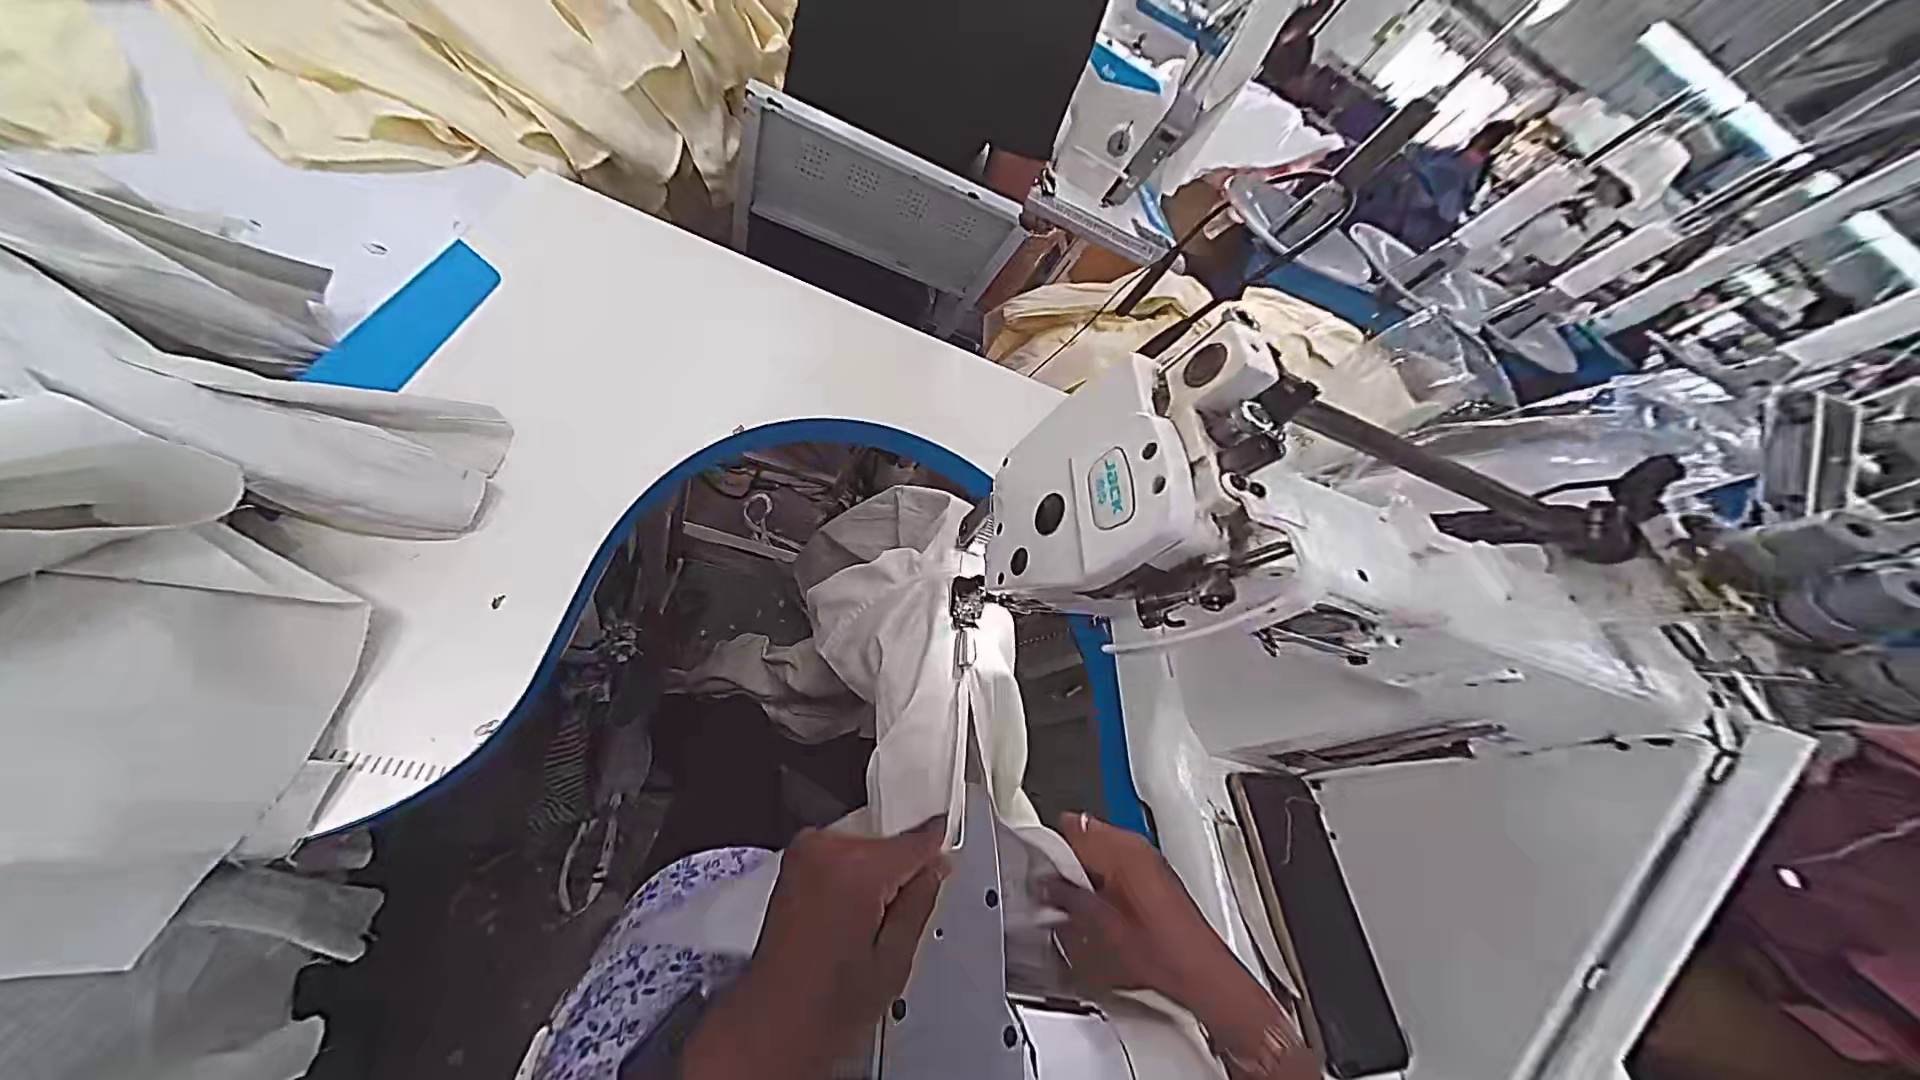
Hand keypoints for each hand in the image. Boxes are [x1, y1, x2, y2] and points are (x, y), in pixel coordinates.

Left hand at [680, 819, 948, 1079]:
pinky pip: (841, 848)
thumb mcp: (894, 960)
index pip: (915, 839)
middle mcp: (827, 849)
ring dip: (873, 868)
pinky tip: (845, 911)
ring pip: (865, 841)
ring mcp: (806, 850)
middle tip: (896, 909)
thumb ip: (921, 900)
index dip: (936, 843)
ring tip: (863, 919)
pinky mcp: (795, 857)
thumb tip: (935, 867)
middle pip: (888, 840)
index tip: (946, 843)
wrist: (771, 1021)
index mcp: (857, 870)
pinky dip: (850, 870)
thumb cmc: (820, 1005)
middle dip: (900, 866)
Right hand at [1043, 813, 1311, 1079]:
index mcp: (1123, 849)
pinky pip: (1115, 861)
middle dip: (1066, 857)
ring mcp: (1146, 858)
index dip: (1050, 843)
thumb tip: (1047, 883)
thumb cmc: (1165, 952)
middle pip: (1086, 835)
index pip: (1073, 826)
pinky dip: (1101, 875)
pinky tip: (1098, 905)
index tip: (1037, 860)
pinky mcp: (1151, 873)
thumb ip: (1069, 896)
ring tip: (1073, 900)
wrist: (1202, 974)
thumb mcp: (1103, 926)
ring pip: (1100, 848)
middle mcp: (1136, 846)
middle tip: (1053, 886)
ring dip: (1084, 868)